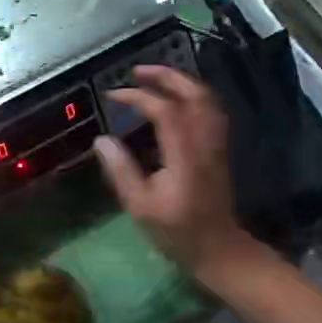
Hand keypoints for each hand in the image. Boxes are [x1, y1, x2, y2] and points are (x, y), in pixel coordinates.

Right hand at [93, 65, 253, 280]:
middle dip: (166, 76)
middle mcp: (205, 142)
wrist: (220, 250)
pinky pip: (211, 110)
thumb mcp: (141, 207)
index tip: (113, 96)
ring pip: (207, 99)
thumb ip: (121, 171)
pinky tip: (176, 100)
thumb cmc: (178, 232)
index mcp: (185, 154)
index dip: (138, 97)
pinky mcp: (219, 149)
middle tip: (137, 71)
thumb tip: (101, 140)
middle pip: (195, 94)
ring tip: (155, 79)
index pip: (165, 110)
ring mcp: (217, 144)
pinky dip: (192, 96)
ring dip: (182, 82)